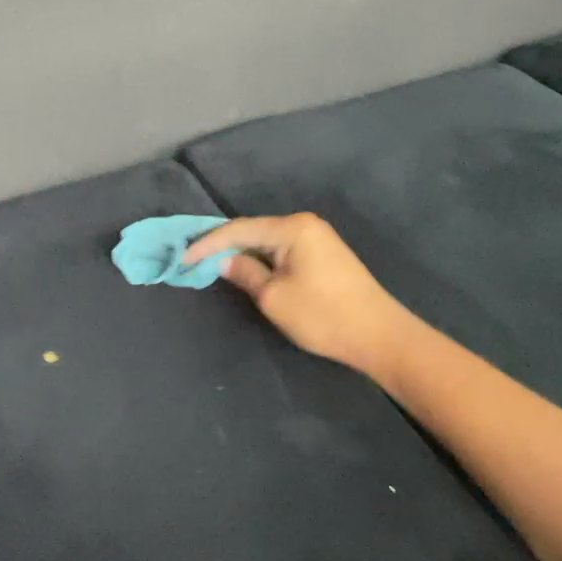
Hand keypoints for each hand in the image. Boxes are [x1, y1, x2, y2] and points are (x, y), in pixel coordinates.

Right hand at [184, 213, 410, 377]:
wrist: (379, 335)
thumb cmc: (323, 315)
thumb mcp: (273, 297)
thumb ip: (244, 274)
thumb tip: (223, 261)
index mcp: (292, 228)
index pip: (238, 229)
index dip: (207, 244)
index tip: (182, 260)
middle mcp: (304, 225)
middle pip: (252, 231)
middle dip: (221, 246)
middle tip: (191, 260)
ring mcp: (316, 239)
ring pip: (266, 241)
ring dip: (240, 253)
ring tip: (211, 266)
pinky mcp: (323, 255)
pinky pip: (281, 250)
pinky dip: (260, 260)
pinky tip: (245, 270)